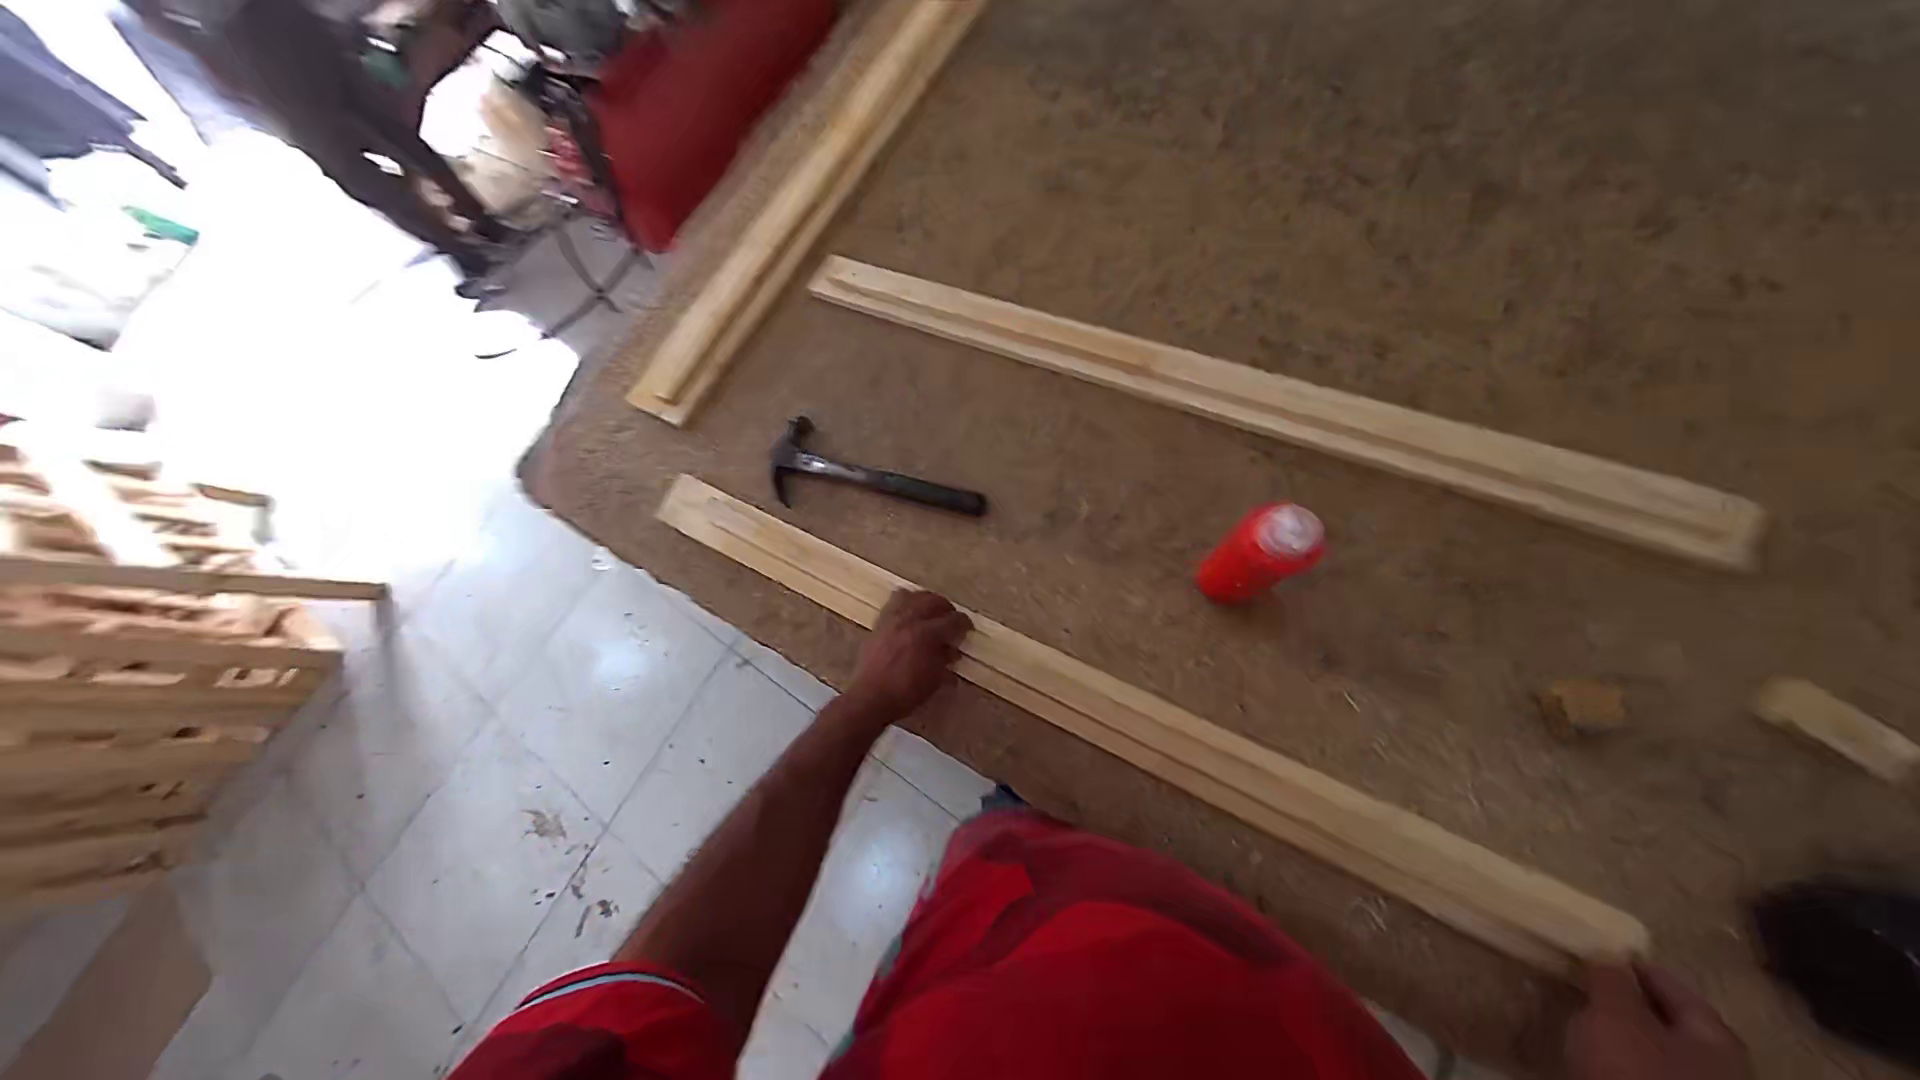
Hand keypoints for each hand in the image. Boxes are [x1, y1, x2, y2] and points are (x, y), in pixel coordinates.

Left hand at [842, 590, 971, 722]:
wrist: (870, 697)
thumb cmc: (905, 693)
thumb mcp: (934, 680)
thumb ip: (945, 660)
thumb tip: (952, 651)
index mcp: (927, 635)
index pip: (953, 621)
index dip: (964, 624)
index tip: (967, 628)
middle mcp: (909, 620)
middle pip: (933, 600)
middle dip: (947, 608)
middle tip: (951, 619)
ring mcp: (892, 619)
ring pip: (913, 595)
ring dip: (926, 600)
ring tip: (930, 611)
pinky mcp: (879, 623)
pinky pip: (894, 602)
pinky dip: (905, 603)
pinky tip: (909, 614)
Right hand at [1568, 963, 1748, 1079]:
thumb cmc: (1634, 1071)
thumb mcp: (1614, 1015)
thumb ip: (1612, 979)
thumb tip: (1609, 955)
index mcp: (1717, 1040)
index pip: (1673, 986)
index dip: (1634, 966)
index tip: (1599, 950)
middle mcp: (1722, 1068)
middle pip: (1671, 1019)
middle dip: (1631, 998)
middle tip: (1589, 979)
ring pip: (1660, 1047)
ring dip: (1626, 1027)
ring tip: (1587, 1011)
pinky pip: (1648, 1068)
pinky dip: (1624, 1053)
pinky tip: (1599, 1048)